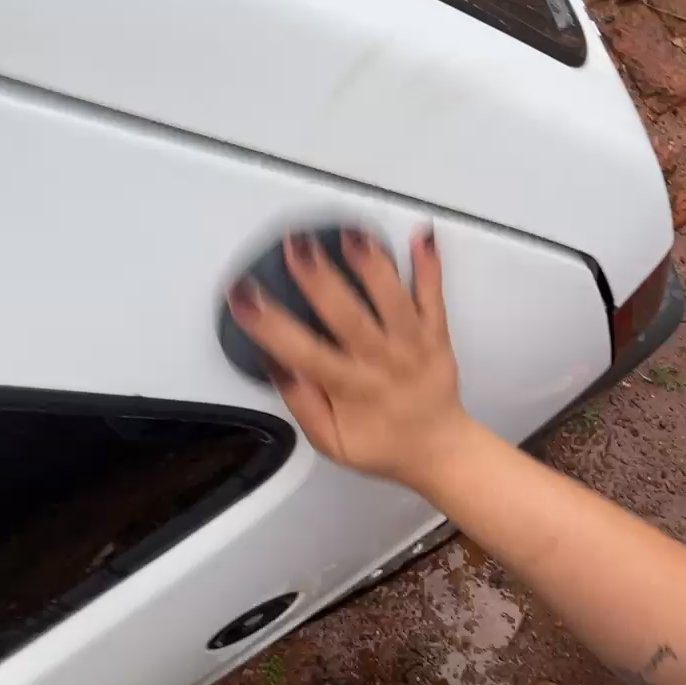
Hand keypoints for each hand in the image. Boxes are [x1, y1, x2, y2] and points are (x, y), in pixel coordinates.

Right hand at [227, 225, 473, 487]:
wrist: (440, 449)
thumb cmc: (384, 444)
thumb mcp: (332, 442)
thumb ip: (303, 404)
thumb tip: (278, 366)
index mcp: (352, 390)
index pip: (303, 352)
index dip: (270, 324)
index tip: (245, 298)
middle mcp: (383, 363)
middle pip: (349, 317)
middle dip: (320, 279)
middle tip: (296, 247)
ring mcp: (413, 346)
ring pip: (392, 301)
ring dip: (372, 266)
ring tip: (352, 235)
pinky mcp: (437, 335)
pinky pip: (434, 297)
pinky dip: (429, 267)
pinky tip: (421, 239)